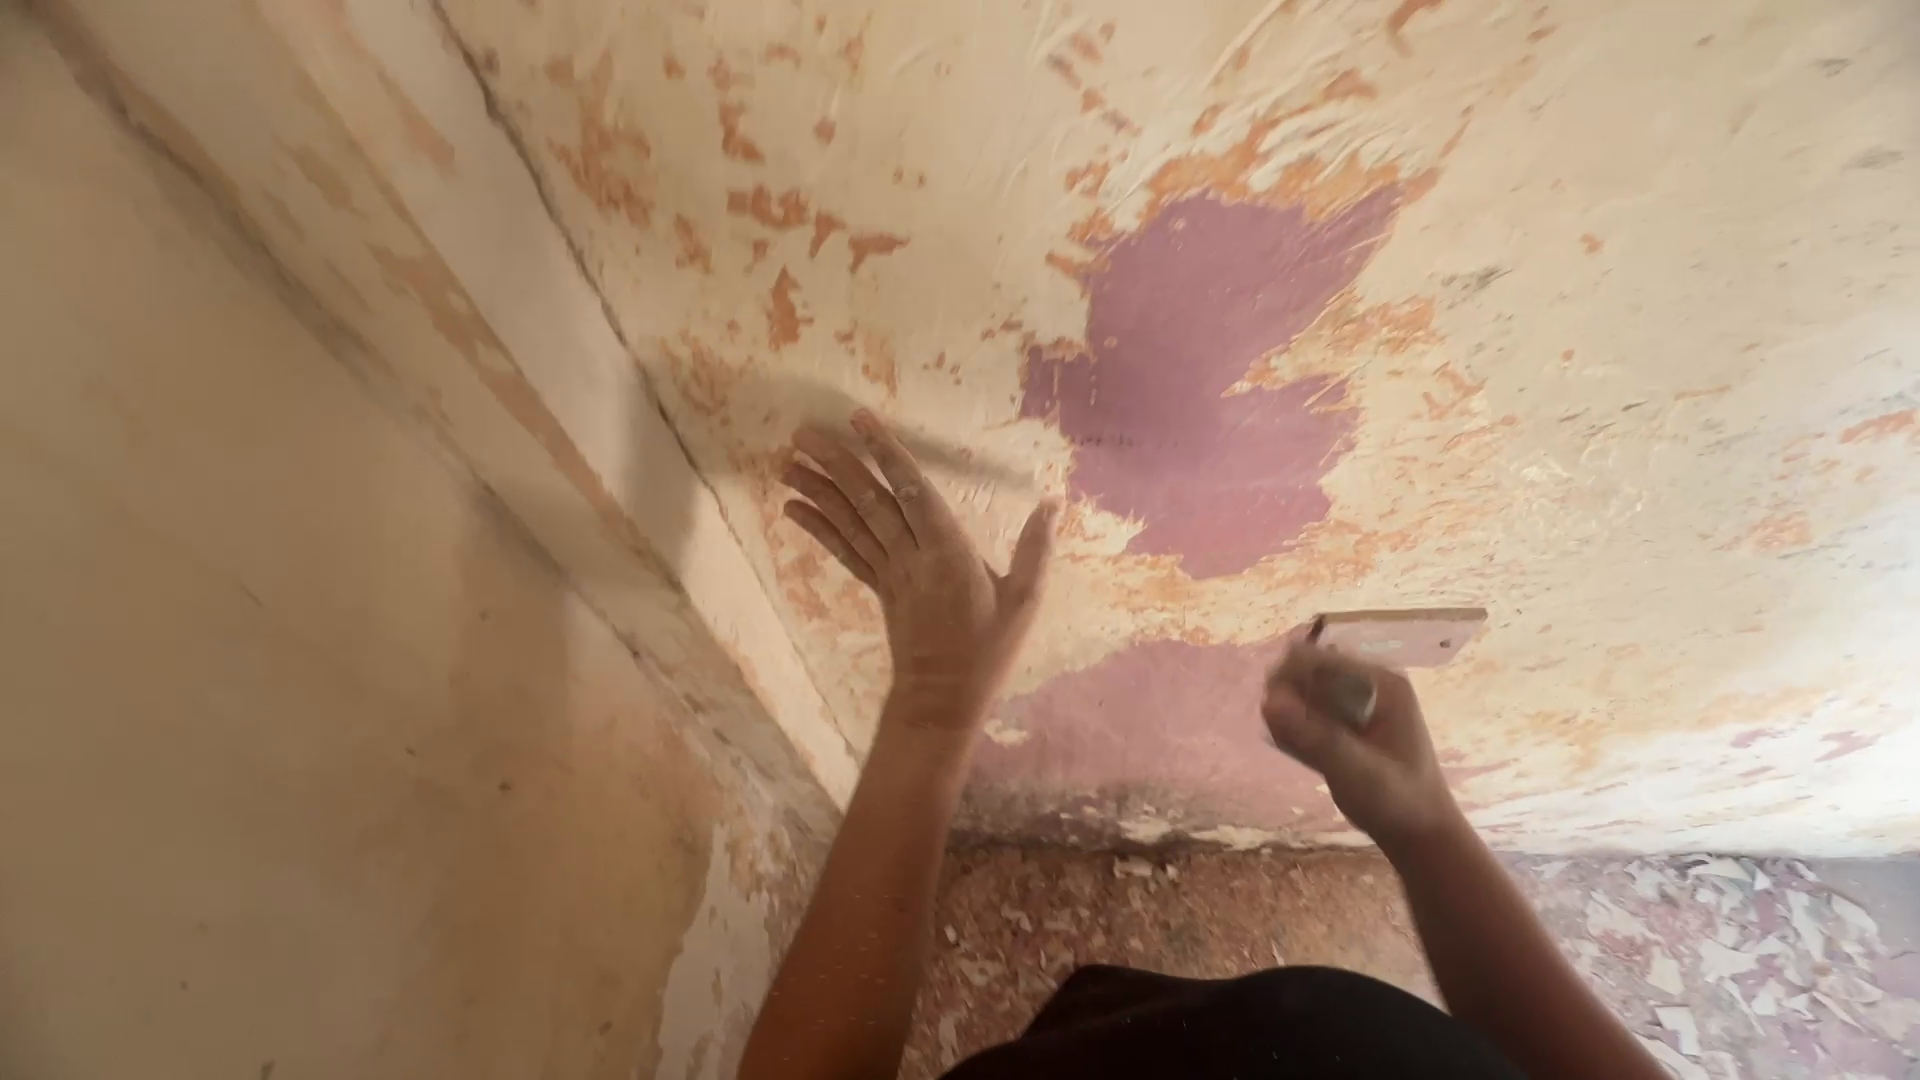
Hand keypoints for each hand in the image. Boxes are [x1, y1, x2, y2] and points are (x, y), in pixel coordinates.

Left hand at [781, 411, 1055, 730]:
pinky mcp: (877, 588)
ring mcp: (888, 573)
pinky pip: (844, 552)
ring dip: (817, 490)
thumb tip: (1053, 502)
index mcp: (948, 552)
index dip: (887, 454)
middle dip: (836, 464)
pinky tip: (793, 508)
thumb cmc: (989, 650)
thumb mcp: (1025, 601)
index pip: (912, 492)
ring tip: (786, 462)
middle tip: (802, 432)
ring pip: (850, 523)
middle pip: (869, 502)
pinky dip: (818, 528)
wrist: (942, 698)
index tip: (860, 420)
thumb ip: (1036, 549)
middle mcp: (911, 557)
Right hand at [1261, 643, 1461, 846]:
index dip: (1289, 682)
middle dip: (1287, 703)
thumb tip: (1268, 702)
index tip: (1279, 718)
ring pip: (1295, 692)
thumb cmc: (1397, 800)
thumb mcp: (1358, 770)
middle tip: (1292, 741)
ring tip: (1303, 753)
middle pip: (1300, 671)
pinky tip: (1303, 756)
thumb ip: (1314, 737)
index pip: (1314, 658)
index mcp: (1379, 681)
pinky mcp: (1338, 718)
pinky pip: (1299, 710)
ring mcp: (1350, 700)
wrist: (1415, 832)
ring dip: (1287, 720)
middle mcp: (1363, 682)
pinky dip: (1291, 730)